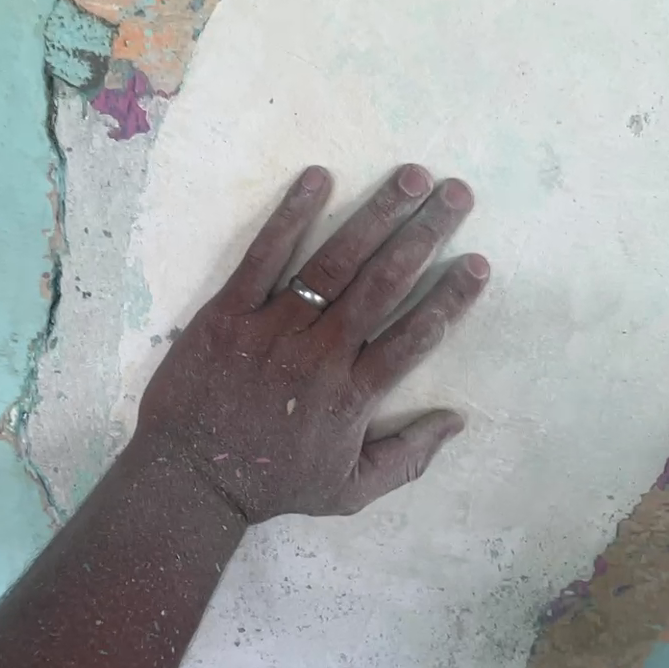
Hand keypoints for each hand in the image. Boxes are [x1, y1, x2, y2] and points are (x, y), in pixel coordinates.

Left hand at [133, 164, 489, 522]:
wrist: (190, 477)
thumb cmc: (273, 482)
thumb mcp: (349, 491)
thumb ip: (407, 458)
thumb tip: (457, 420)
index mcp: (354, 394)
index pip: (416, 336)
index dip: (452, 297)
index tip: (478, 262)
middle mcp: (322, 353)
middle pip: (384, 284)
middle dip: (426, 234)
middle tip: (456, 193)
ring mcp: (274, 327)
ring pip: (335, 262)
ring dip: (376, 215)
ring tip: (410, 176)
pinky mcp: (229, 311)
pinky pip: (264, 256)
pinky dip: (291, 216)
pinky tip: (318, 177)